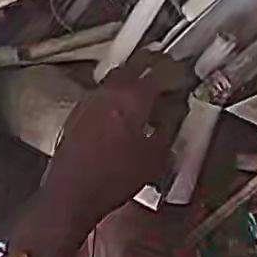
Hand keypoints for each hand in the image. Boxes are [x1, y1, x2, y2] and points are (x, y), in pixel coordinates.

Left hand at [21, 54, 183, 255]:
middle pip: (136, 62)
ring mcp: (92, 98)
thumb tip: (176, 110)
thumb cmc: (113, 179)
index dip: (176, 69)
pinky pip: (103, 88)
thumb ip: (170, 126)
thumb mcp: (155, 157)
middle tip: (166, 67)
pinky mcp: (79, 109)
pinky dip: (117, 90)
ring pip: (118, 73)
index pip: (161, 71)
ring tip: (146, 86)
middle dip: (154, 62)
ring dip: (134, 74)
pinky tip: (122, 106)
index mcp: (133, 98)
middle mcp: (111, 91)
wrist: (72, 194)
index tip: (184, 73)